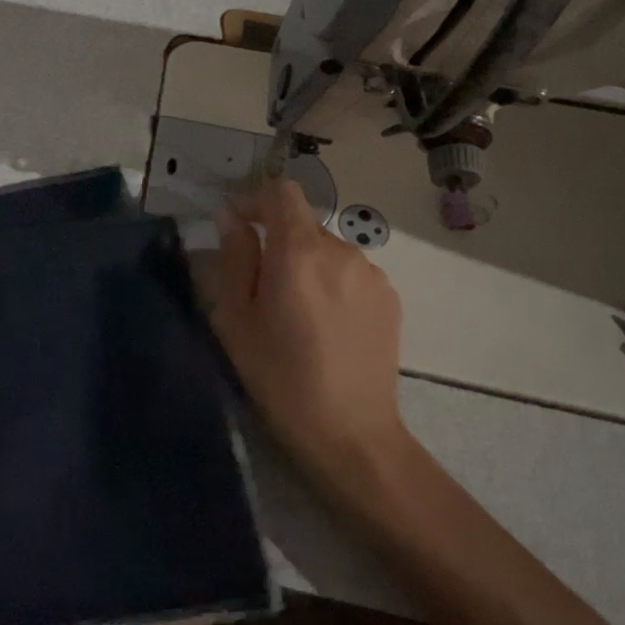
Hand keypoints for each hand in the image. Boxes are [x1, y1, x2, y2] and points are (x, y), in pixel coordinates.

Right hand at [212, 177, 406, 467]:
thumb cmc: (279, 376)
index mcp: (298, 252)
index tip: (237, 226)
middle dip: (277, 241)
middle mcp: (341, 251)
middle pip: (303, 223)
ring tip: (295, 311)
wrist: (350, 432)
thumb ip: (234, 260)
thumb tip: (234, 221)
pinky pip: (351, 273)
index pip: (281, 192)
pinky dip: (331, 283)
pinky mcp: (390, 298)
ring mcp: (372, 274)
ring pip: (327, 250)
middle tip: (260, 285)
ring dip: (306, 264)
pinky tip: (325, 325)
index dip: (255, 200)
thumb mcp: (235, 319)